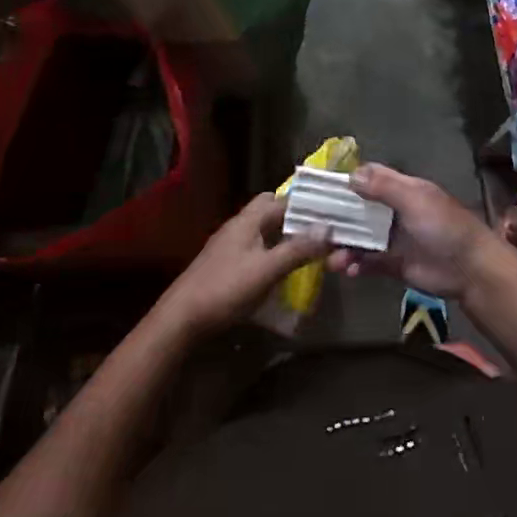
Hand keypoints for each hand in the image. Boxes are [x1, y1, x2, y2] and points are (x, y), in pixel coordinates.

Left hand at [152, 194, 330, 338]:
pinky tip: (286, 271)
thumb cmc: (226, 288)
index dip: (306, 203)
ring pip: (266, 232)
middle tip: (322, 234)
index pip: (281, 199)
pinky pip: (258, 250)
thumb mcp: (266, 269)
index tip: (332, 213)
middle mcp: (240, 227)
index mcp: (248, 220)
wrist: (184, 316)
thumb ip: (297, 249)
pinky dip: (275, 254)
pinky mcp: (230, 266)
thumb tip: (328, 227)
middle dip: (297, 220)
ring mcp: (232, 246)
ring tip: (312, 252)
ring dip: (287, 238)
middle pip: (272, 213)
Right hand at [327, 164, 498, 297]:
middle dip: (337, 215)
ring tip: (331, 256)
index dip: (347, 180)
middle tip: (311, 223)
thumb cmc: (445, 227)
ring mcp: (392, 238)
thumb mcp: (415, 200)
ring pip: (359, 237)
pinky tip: (347, 269)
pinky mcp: (393, 264)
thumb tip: (350, 176)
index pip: (369, 178)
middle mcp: (394, 211)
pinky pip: (367, 261)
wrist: (471, 270)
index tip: (319, 186)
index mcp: (402, 190)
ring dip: (343, 244)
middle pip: (358, 208)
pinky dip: (355, 264)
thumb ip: (383, 187)